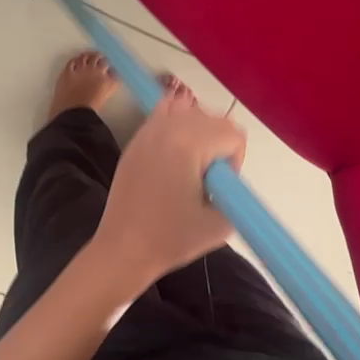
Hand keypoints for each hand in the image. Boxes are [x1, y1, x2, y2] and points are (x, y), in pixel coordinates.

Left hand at [90, 90, 246, 286]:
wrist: (124, 249)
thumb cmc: (172, 239)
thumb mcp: (221, 222)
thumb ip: (235, 193)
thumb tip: (226, 180)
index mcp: (189, 144)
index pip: (233, 133)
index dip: (235, 161)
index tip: (220, 187)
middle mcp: (167, 128)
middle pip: (212, 118)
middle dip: (219, 145)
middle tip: (208, 179)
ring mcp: (147, 132)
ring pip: (187, 110)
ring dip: (198, 132)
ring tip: (191, 164)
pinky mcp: (135, 142)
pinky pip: (162, 115)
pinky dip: (175, 127)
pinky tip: (173, 156)